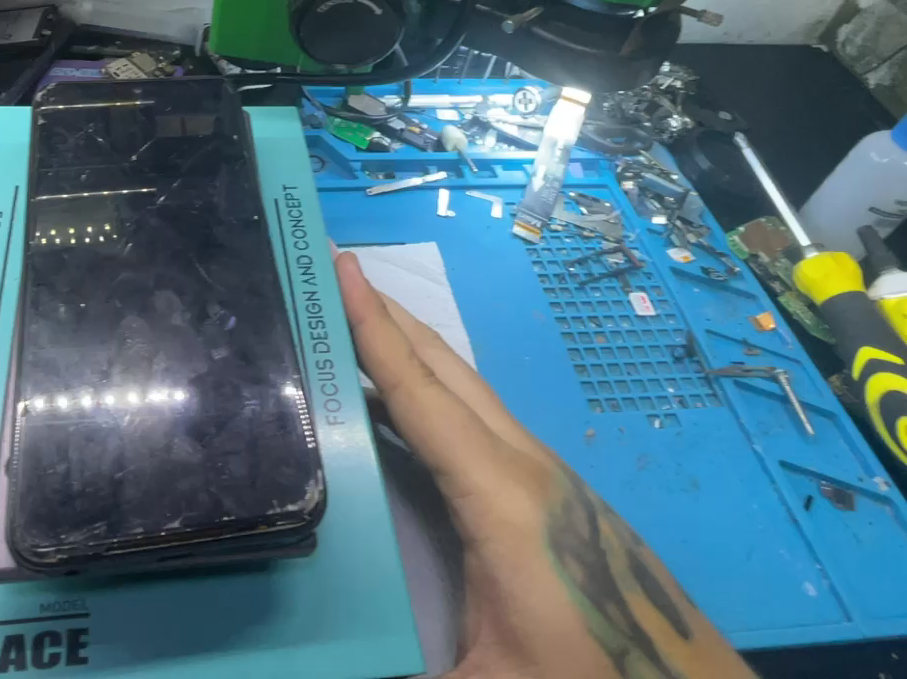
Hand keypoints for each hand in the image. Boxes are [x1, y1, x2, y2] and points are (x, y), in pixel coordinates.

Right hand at [335, 252, 754, 678]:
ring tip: (356, 319)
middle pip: (441, 365)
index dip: (373, 327)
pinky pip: (472, 412)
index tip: (342, 268)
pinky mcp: (544, 481)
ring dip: (408, 343)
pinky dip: (427, 384)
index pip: (418, 392)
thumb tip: (321, 659)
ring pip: (461, 383)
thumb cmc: (585, 675)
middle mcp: (518, 460)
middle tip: (333, 273)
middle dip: (385, 312)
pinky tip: (399, 399)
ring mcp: (537, 466)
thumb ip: (399, 666)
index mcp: (496, 495)